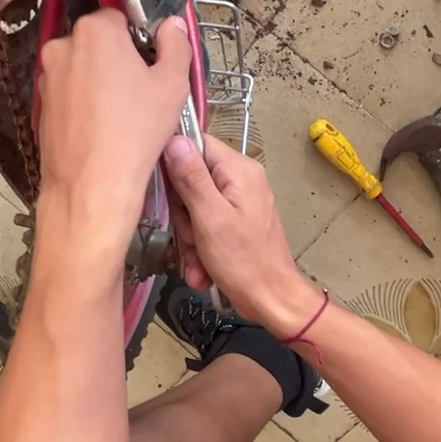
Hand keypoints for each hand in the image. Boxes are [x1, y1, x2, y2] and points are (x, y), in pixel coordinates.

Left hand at [36, 9, 190, 238]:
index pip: (122, 17)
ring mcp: (48, 76)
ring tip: (124, 114)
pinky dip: (86, 102)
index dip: (141, 39)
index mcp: (96, 31)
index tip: (153, 62)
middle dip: (120, 58)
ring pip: (84, 67)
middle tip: (143, 90)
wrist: (92, 183)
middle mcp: (64, 46)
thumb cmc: (134, 133)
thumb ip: (176, 45)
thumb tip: (171, 26)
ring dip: (102, 81)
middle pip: (100, 41)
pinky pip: (71, 92)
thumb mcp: (173, 85)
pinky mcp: (42, 103)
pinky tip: (104, 126)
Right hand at [161, 135, 321, 337]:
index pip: (196, 144)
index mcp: (238, 169)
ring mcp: (239, 202)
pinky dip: (200, 248)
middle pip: (191, 180)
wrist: (272, 302)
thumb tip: (174, 139)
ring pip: (194, 208)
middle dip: (183, 216)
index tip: (168, 194)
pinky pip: (205, 225)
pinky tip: (203, 269)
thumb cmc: (244, 260)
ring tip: (198, 261)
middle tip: (190, 238)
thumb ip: (191, 178)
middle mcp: (241, 179)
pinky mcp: (236, 222)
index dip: (174, 166)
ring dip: (190, 239)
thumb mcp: (210, 218)